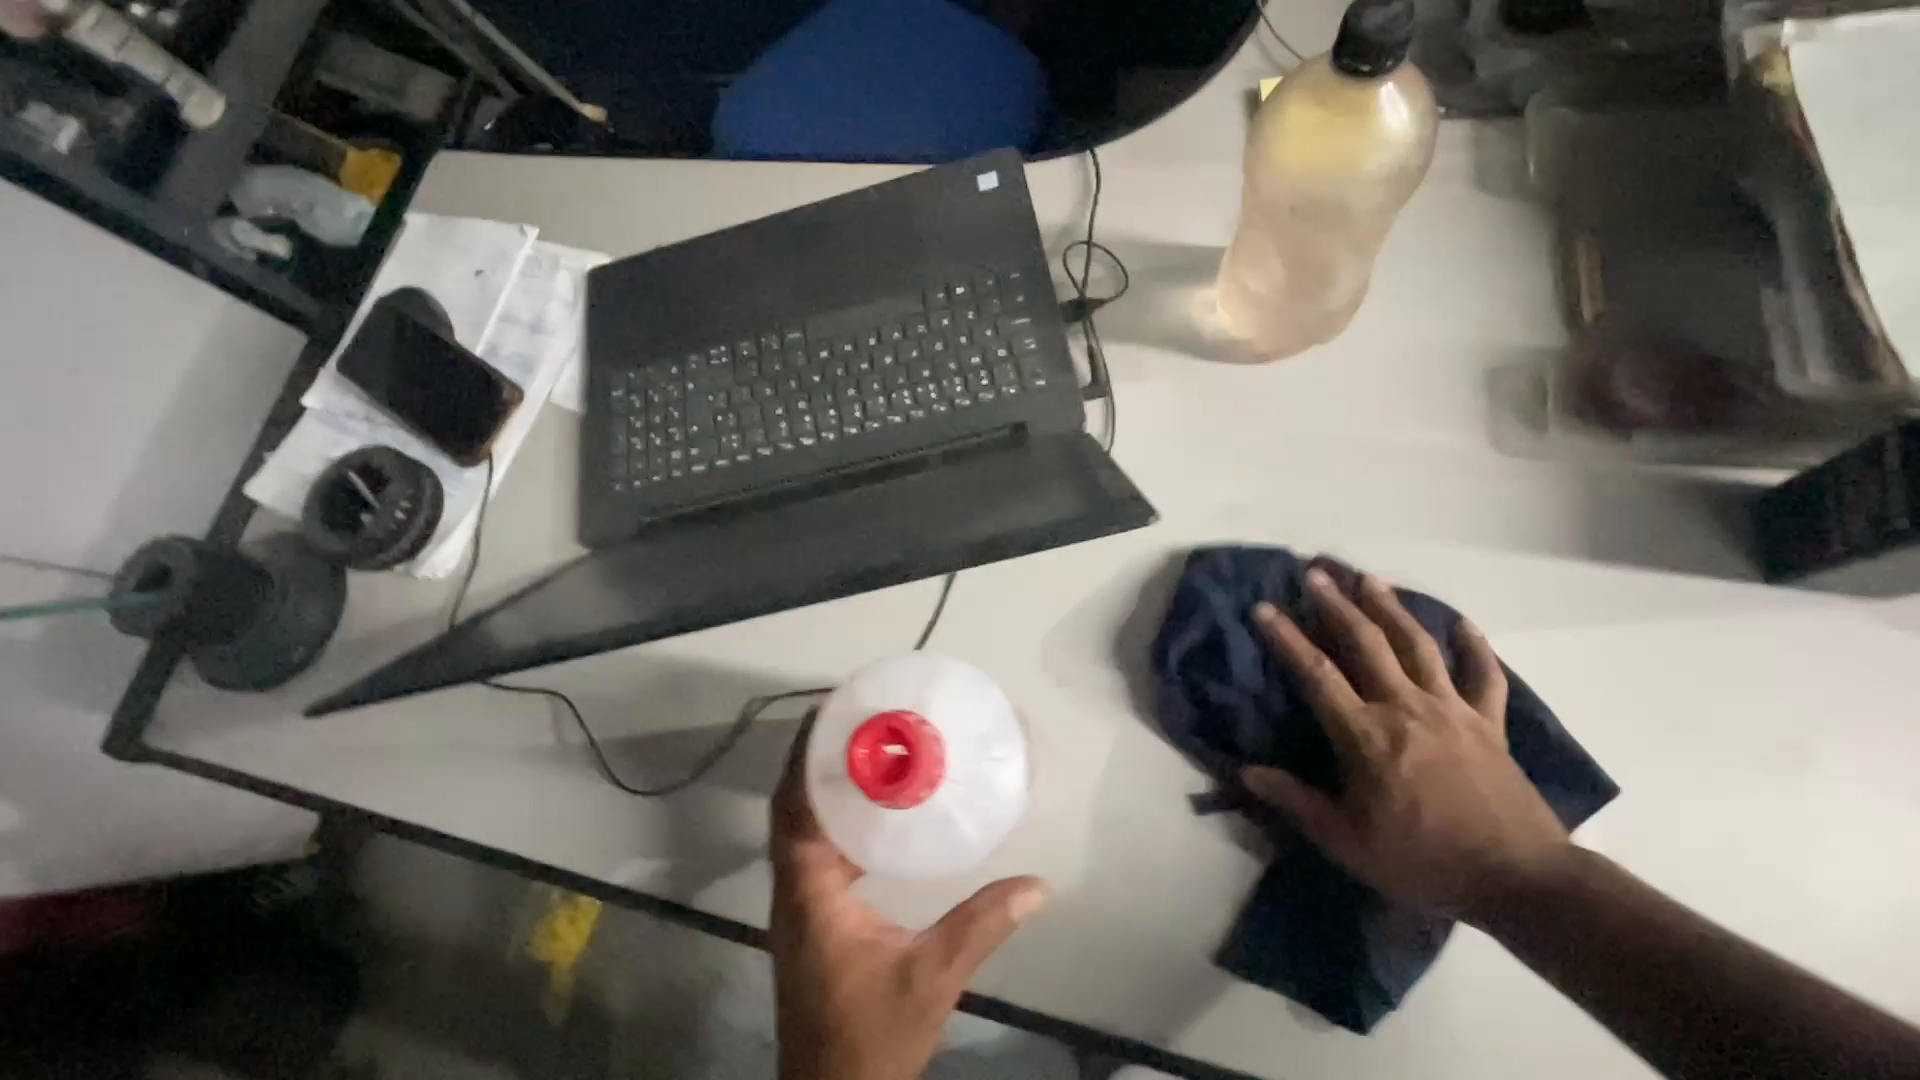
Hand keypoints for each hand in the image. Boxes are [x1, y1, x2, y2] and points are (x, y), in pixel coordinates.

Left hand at [770, 721, 1046, 1079]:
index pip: (792, 809)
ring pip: (800, 830)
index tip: (832, 714)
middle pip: (791, 809)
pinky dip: (836, 823)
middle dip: (816, 761)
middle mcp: (793, 891)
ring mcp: (798, 907)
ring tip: (868, 754)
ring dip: (823, 789)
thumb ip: (982, 925)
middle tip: (859, 722)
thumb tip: (1037, 884)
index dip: (804, 759)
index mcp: (808, 893)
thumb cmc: (873, 1035)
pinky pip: (814, 852)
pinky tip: (873, 815)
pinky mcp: (810, 920)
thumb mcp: (932, 977)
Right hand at [1242, 568, 1574, 923]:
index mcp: (1366, 735)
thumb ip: (1293, 801)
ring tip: (1369, 579)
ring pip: (1417, 646)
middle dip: (1337, 605)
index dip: (1287, 638)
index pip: (1317, 674)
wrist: (1520, 879)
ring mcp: (1452, 710)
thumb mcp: (1346, 842)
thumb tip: (1243, 770)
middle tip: (1316, 573)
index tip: (1263, 608)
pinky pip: (1483, 675)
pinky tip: (1463, 624)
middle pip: (1366, 644)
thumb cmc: (1423, 861)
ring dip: (1391, 608)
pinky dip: (1474, 646)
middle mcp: (1406, 708)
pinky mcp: (1490, 724)